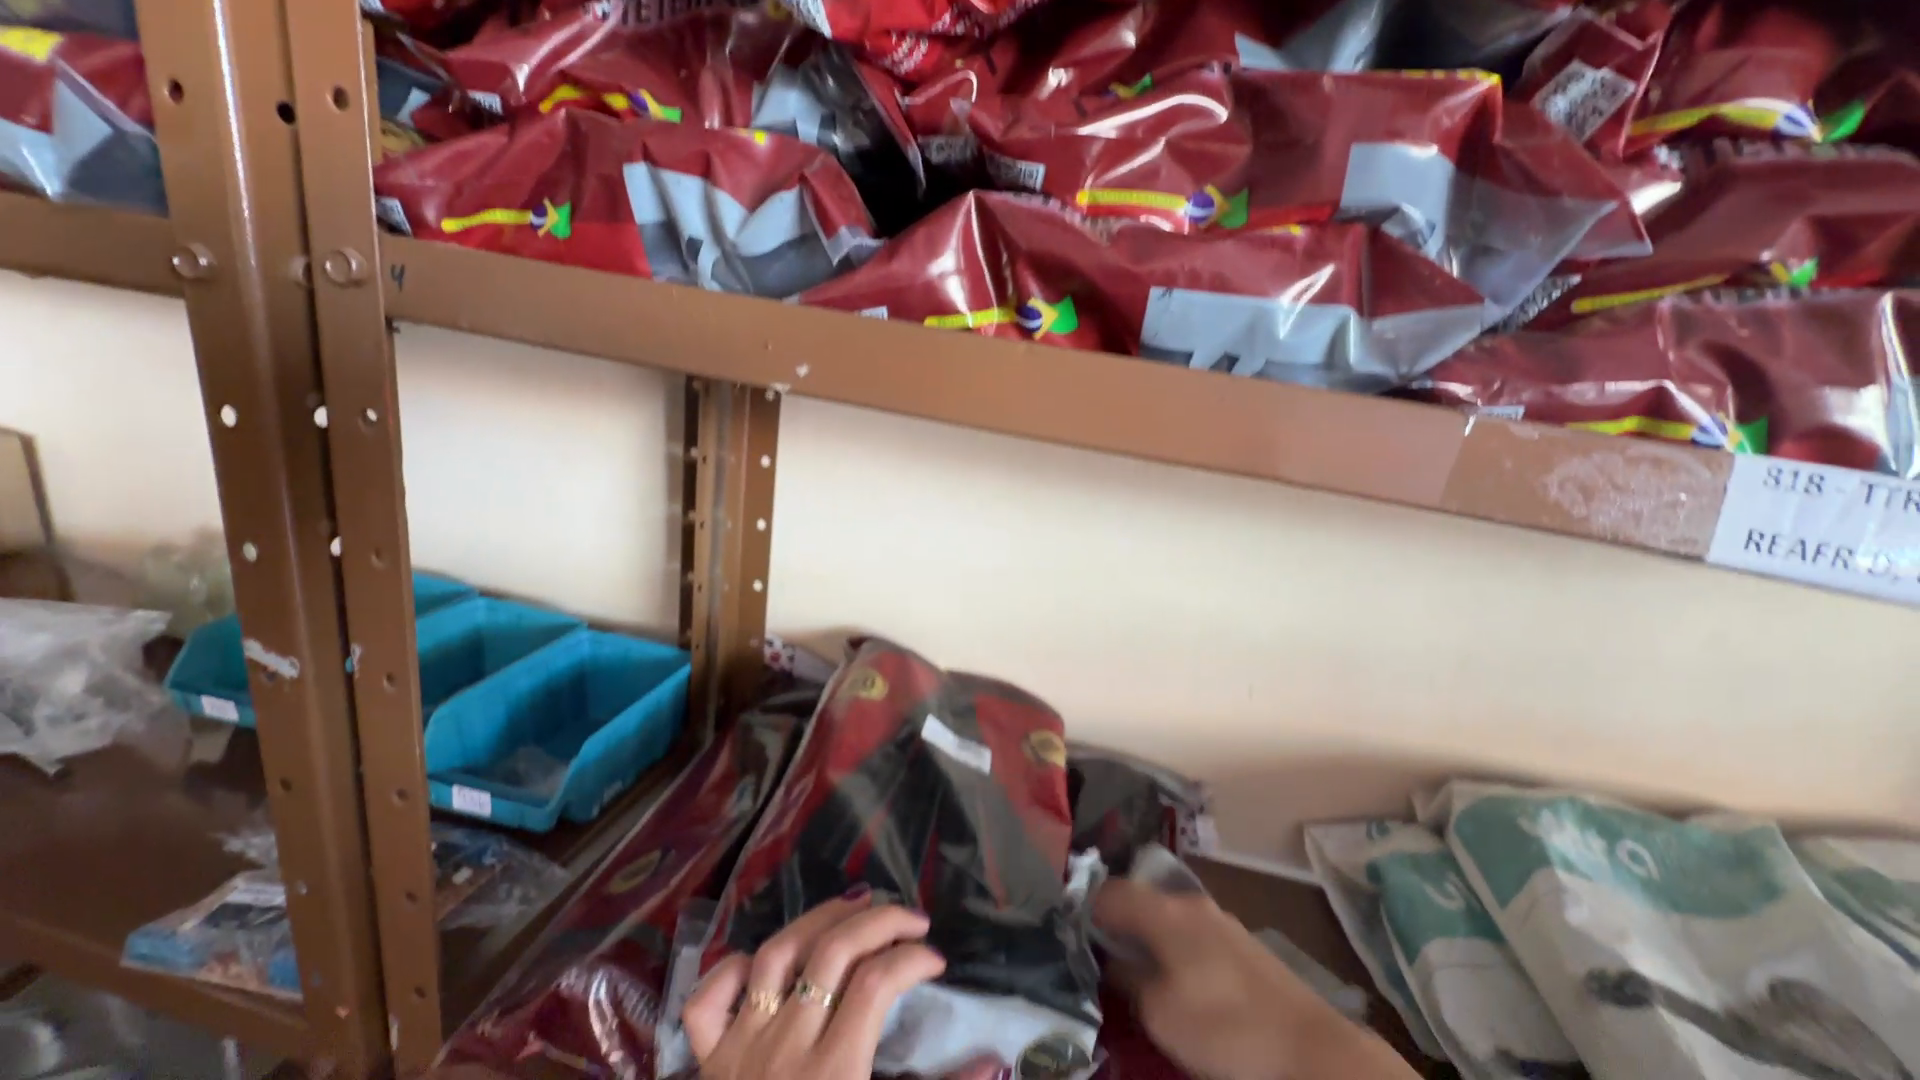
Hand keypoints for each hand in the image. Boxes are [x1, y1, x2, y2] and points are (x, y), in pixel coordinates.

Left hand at [685, 890, 1001, 1079]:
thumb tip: (994, 1061)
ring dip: (820, 920)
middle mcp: (784, 1045)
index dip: (912, 959)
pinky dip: (732, 968)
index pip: (876, 984)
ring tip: (856, 907)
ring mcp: (739, 1046)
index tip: (937, 960)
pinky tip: (767, 961)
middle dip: (879, 921)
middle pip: (833, 953)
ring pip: (777, 954)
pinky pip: (708, 999)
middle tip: (913, 919)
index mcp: (833, 1072)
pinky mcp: (705, 1059)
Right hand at [1094, 879, 1418, 1079]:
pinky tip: (1166, 978)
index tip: (1059, 930)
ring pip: (1163, 919)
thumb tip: (1111, 960)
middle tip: (1087, 953)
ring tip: (1123, 970)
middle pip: (1136, 901)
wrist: (1312, 1052)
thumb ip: (1127, 977)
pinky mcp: (1240, 948)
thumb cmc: (1225, 1028)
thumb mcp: (1158, 1012)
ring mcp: (1220, 923)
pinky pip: (1187, 936)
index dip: (1078, 907)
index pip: (1105, 891)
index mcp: (1165, 910)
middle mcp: (1191, 904)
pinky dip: (1168, 950)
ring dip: (1141, 938)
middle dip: (1110, 923)